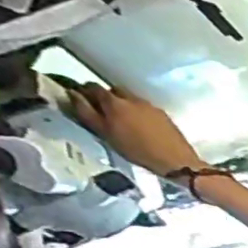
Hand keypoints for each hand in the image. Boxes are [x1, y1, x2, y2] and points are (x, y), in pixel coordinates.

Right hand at [66, 84, 204, 178]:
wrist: (175, 160)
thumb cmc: (136, 150)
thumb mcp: (105, 133)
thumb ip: (87, 112)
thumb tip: (72, 94)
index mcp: (115, 102)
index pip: (93, 88)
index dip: (85, 92)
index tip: (81, 100)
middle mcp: (133, 99)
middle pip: (114, 90)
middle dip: (105, 96)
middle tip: (102, 111)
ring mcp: (150, 105)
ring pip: (130, 98)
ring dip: (122, 103)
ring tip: (120, 119)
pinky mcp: (163, 114)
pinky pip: (144, 107)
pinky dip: (137, 111)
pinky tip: (138, 125)